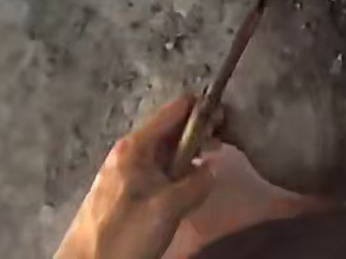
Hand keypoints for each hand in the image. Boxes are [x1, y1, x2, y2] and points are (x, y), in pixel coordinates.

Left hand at [54, 95, 215, 258]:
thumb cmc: (123, 237)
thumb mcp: (167, 210)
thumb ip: (196, 184)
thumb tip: (215, 167)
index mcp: (137, 144)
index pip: (177, 107)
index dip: (203, 109)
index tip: (223, 123)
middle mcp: (129, 149)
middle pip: (171, 127)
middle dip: (198, 133)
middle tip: (220, 148)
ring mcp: (124, 170)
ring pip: (164, 151)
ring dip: (187, 155)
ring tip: (206, 169)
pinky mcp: (122, 191)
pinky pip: (155, 170)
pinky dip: (173, 172)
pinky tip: (184, 189)